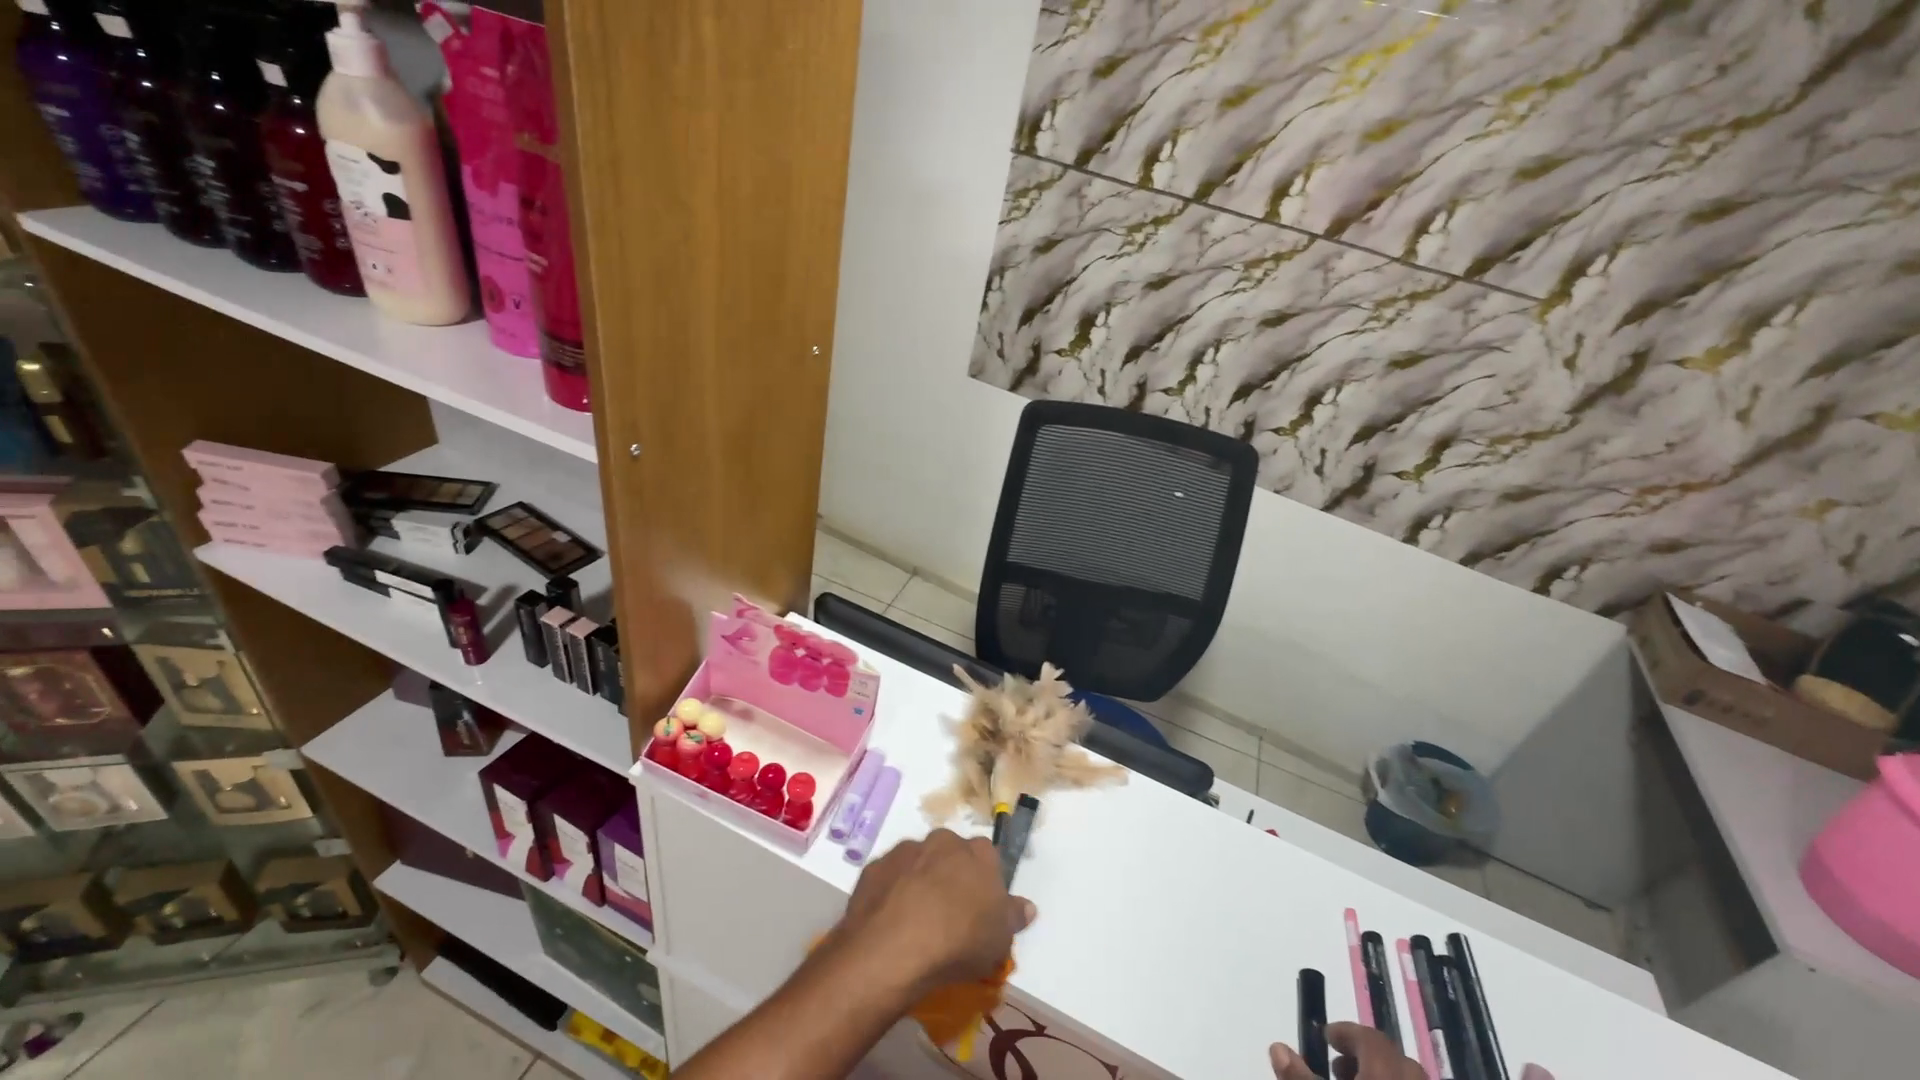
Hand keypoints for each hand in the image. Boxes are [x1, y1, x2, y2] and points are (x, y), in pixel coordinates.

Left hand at [829, 829, 1035, 995]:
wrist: (894, 947)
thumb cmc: (959, 942)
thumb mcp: (1000, 940)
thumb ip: (1013, 918)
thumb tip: (1027, 907)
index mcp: (978, 853)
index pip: (988, 855)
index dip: (985, 880)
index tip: (981, 906)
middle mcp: (942, 842)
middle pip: (950, 853)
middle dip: (951, 874)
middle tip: (949, 912)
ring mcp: (904, 852)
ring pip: (917, 861)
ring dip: (919, 880)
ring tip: (916, 919)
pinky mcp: (874, 868)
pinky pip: (889, 877)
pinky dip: (892, 892)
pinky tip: (891, 921)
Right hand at [1270, 1023, 1423, 1079]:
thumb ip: (1298, 1077)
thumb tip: (1277, 1047)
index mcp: (1384, 1074)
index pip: (1372, 1040)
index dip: (1347, 1033)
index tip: (1326, 1038)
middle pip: (1398, 1059)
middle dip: (1366, 1055)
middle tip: (1338, 1068)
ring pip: (1410, 1079)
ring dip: (1382, 1073)